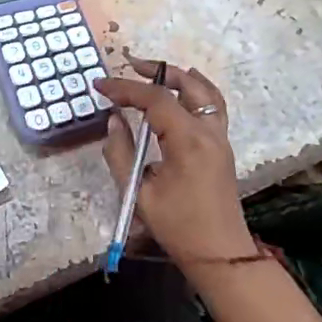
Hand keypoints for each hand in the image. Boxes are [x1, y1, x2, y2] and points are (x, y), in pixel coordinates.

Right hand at [94, 55, 253, 265]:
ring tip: (155, 74)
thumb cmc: (178, 226)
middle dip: (157, 72)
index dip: (125, 88)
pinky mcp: (221, 146)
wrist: (221, 255)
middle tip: (130, 66)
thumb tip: (113, 120)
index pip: (155, 99)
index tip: (100, 86)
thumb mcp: (139, 193)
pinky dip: (197, 90)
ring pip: (205, 92)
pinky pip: (213, 106)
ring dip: (179, 78)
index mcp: (188, 140)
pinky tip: (183, 91)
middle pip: (187, 85)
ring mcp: (220, 137)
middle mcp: (209, 131)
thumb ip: (121, 152)